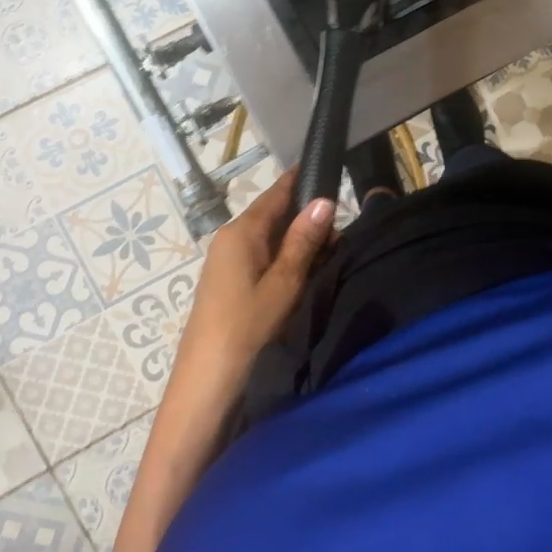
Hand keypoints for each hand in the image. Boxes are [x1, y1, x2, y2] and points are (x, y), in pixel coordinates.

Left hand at [173, 172, 335, 385]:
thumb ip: (304, 241)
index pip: (277, 192)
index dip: (303, 181)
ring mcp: (229, 261)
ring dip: (300, 243)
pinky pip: (264, 257)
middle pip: (276, 215)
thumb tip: (325, 200)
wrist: (208, 380)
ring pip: (272, 238)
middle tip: (343, 232)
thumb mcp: (284, 283)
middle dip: (309, 220)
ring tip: (332, 254)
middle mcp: (231, 238)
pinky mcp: (231, 282)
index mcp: (241, 231)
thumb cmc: (247, 326)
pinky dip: (287, 260)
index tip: (332, 171)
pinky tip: (308, 274)